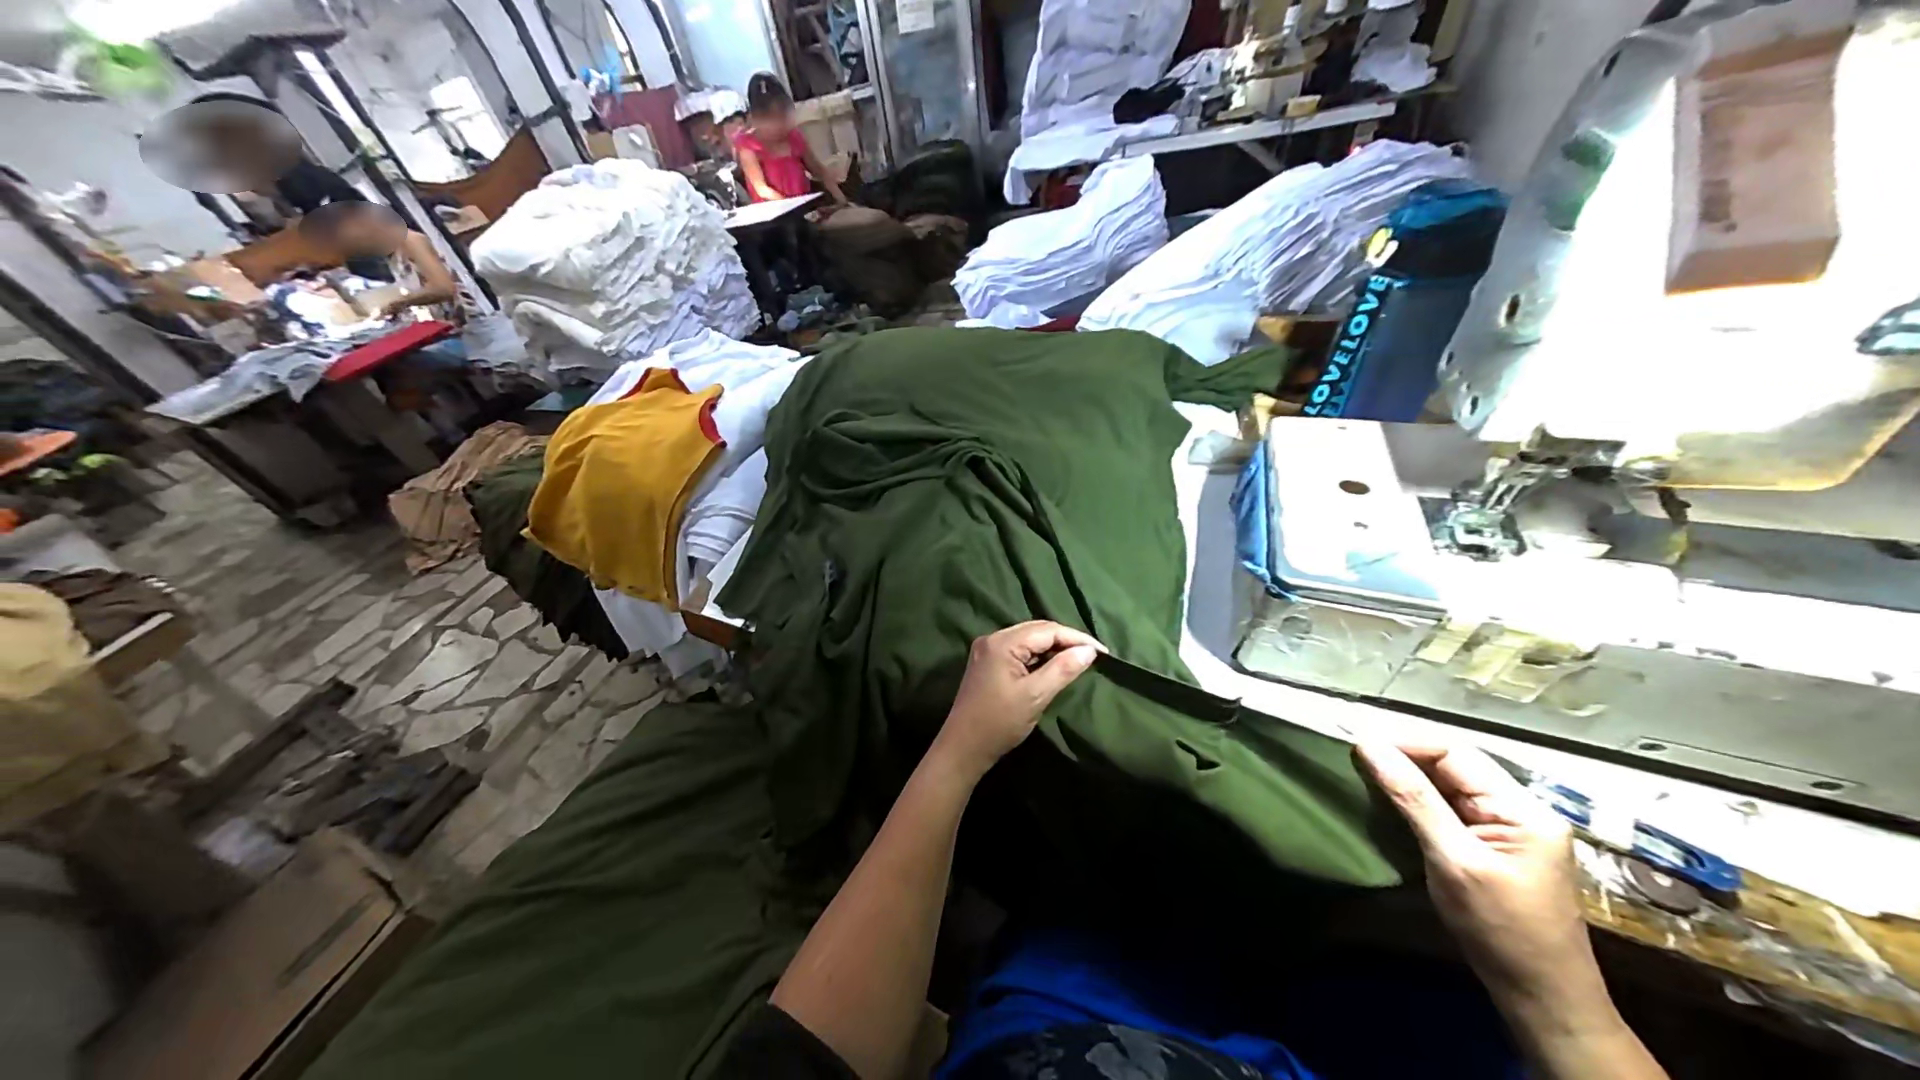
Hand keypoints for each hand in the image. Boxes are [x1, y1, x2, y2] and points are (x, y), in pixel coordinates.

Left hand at [931, 621, 1102, 781]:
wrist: (963, 747)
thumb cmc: (999, 722)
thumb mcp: (1035, 696)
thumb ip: (1063, 669)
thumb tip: (1089, 651)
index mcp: (1002, 642)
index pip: (1047, 630)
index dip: (1077, 638)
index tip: (1103, 651)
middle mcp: (993, 638)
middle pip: (1037, 630)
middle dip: (1066, 640)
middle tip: (1093, 654)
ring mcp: (988, 649)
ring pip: (1029, 639)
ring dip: (1053, 647)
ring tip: (1079, 658)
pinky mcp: (987, 662)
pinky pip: (1019, 649)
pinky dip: (1039, 655)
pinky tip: (1054, 665)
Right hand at [1356, 741, 1610, 1023]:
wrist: (1541, 997)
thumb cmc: (1498, 928)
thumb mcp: (1451, 859)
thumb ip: (1412, 798)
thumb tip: (1369, 744)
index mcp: (1523, 808)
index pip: (1456, 753)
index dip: (1406, 743)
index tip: (1357, 745)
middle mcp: (1522, 809)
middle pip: (1456, 765)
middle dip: (1405, 757)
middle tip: (1355, 758)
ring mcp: (1513, 828)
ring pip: (1453, 784)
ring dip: (1410, 778)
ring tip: (1366, 774)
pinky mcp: (1499, 846)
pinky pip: (1455, 806)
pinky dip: (1422, 799)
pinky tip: (1395, 801)